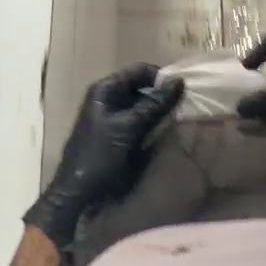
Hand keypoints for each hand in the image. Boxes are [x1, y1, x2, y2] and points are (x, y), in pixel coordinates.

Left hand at [23, 63, 182, 246]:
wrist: (78, 194)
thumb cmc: (100, 156)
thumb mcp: (128, 128)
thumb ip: (154, 105)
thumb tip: (179, 81)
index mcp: (105, 89)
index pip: (139, 71)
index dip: (161, 76)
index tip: (184, 89)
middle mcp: (108, 99)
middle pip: (142, 87)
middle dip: (162, 94)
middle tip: (187, 104)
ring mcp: (113, 118)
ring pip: (142, 106)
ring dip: (160, 111)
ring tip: (182, 117)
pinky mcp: (118, 137)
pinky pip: (140, 123)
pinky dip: (154, 125)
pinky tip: (168, 132)